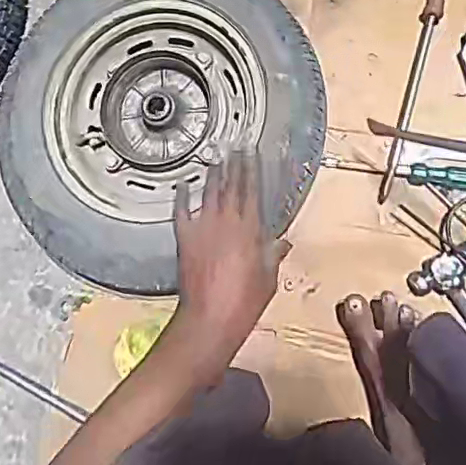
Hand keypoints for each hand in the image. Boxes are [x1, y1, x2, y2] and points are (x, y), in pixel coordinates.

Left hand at [162, 150, 291, 375]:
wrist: (210, 318)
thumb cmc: (243, 301)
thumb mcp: (267, 277)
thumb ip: (274, 254)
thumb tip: (284, 241)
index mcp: (250, 228)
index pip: (252, 189)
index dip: (252, 168)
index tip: (252, 152)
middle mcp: (227, 220)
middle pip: (231, 184)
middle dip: (234, 163)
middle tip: (234, 146)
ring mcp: (204, 226)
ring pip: (209, 191)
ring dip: (212, 173)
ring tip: (215, 156)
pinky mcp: (185, 237)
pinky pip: (182, 211)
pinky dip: (181, 196)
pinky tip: (181, 184)